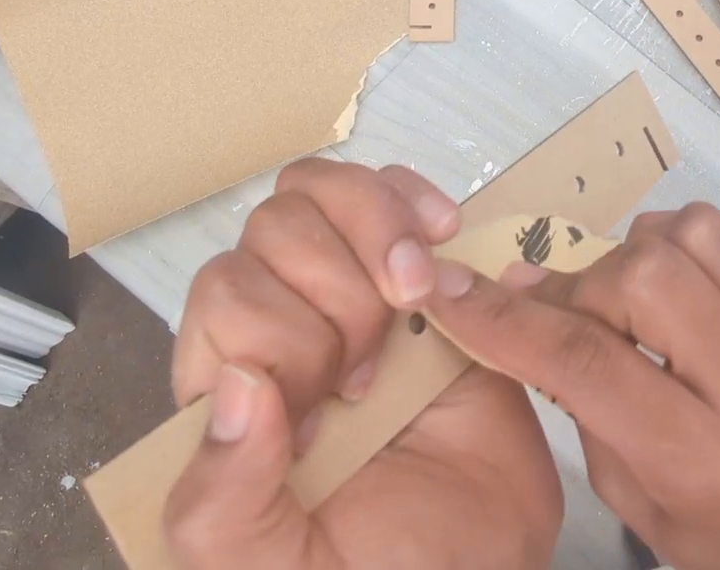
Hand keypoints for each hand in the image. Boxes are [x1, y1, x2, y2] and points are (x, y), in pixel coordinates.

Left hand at [163, 160, 561, 569]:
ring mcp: (353, 283)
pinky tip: (445, 233)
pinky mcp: (417, 264)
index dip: (281, 338)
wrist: (497, 553)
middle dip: (339, 295)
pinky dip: (414, 197)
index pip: (225, 295)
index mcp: (231, 390)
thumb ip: (222, 506)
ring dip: (378, 233)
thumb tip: (235, 384)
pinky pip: (393, 186)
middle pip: (274, 229)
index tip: (329, 412)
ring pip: (323, 191)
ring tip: (418, 295)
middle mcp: (285, 321)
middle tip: (372, 373)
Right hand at [427, 203, 719, 569]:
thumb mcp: (617, 483)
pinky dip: (665, 236)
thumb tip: (519, 289)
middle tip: (557, 309)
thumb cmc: (698, 520)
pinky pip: (711, 229)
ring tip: (612, 297)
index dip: (506, 319)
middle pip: (642, 282)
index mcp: (700, 461)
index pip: (587, 365)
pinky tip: (655, 273)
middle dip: (578, 288)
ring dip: (622, 257)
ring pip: (679, 240)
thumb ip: (573, 387)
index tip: (449, 288)